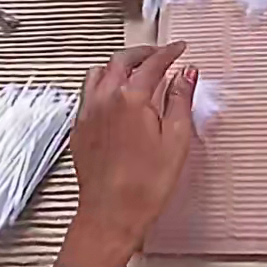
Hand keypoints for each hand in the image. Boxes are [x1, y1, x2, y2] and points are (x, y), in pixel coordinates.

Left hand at [68, 43, 197, 266]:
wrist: (111, 216)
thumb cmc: (144, 185)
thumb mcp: (176, 139)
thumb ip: (181, 99)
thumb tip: (186, 75)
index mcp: (131, 98)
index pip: (153, 63)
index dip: (169, 53)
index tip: (179, 49)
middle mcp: (105, 100)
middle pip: (122, 60)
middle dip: (144, 52)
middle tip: (160, 54)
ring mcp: (88, 113)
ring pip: (100, 72)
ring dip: (120, 64)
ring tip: (137, 69)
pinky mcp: (79, 129)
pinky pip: (88, 92)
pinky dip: (104, 83)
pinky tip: (115, 95)